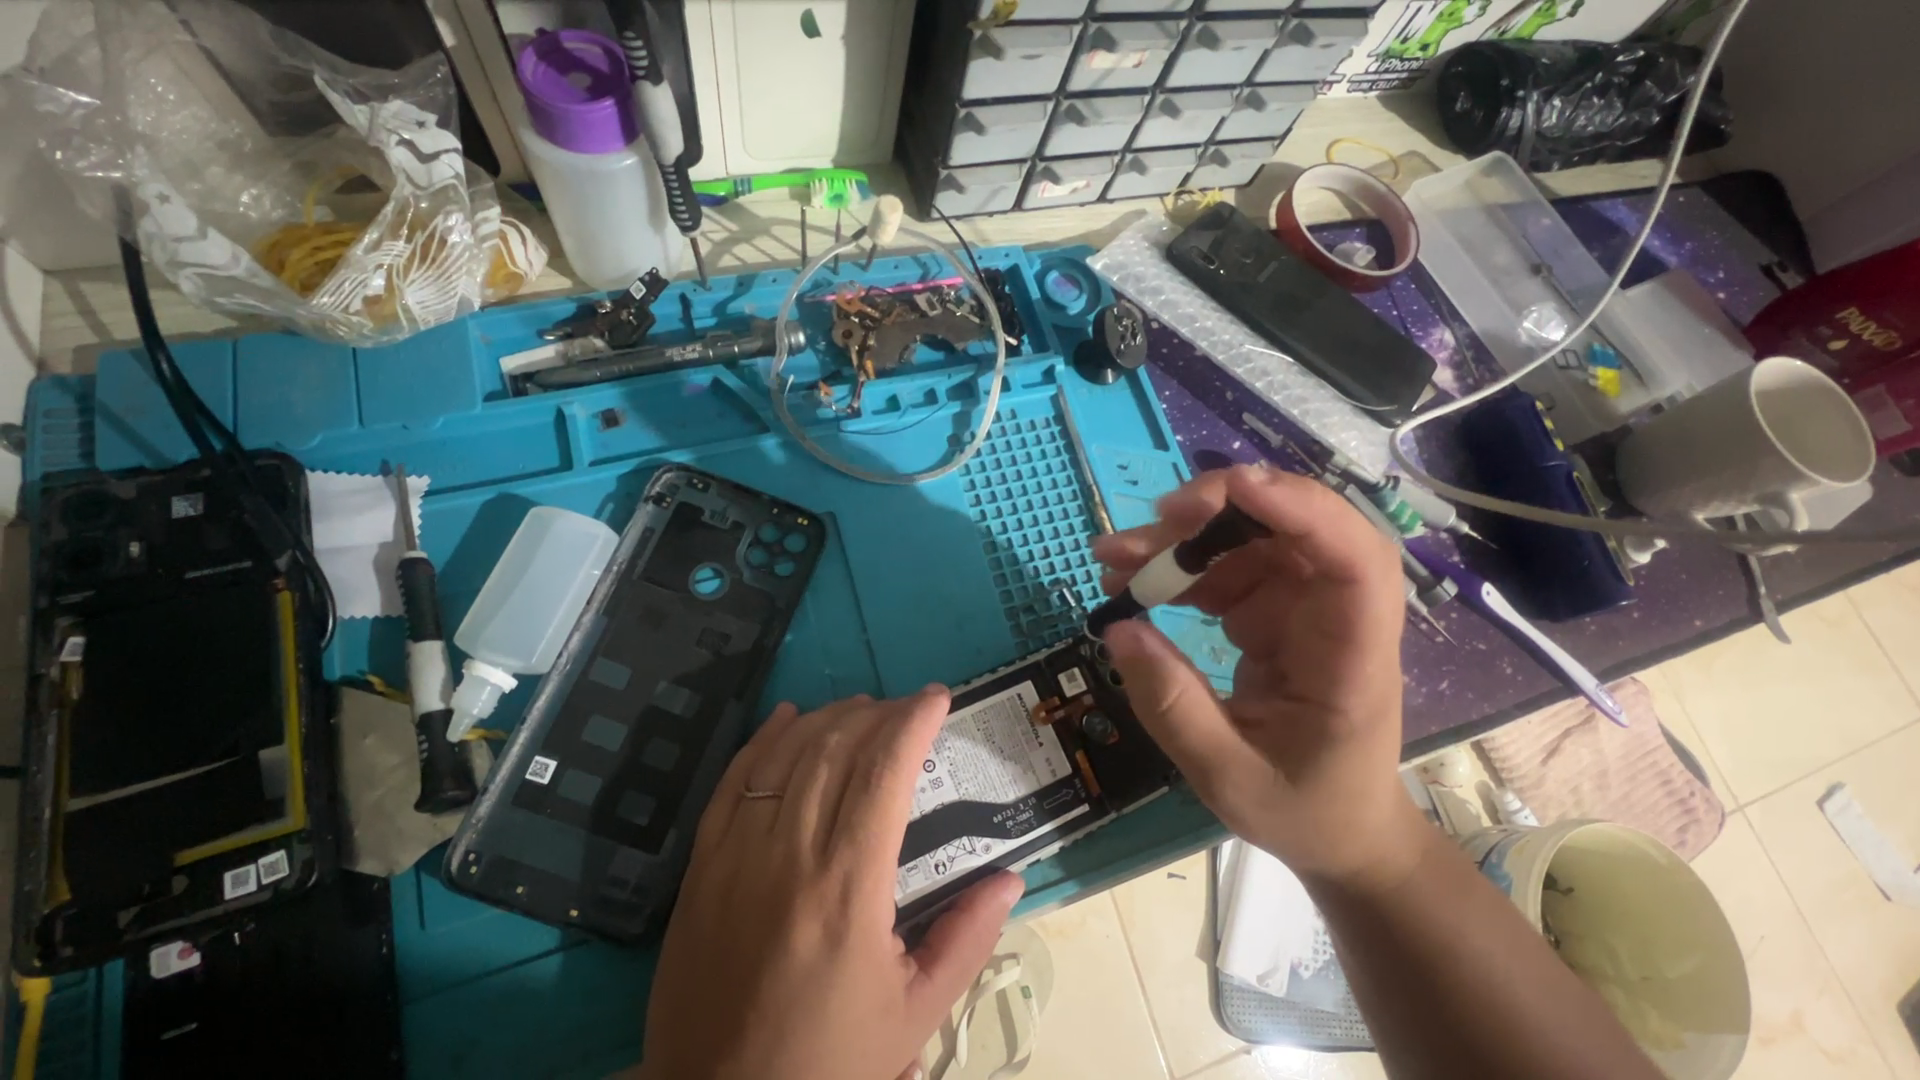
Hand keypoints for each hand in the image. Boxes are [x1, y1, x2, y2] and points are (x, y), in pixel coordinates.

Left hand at [642, 689, 1024, 1079]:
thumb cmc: (827, 1061)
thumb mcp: (914, 1013)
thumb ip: (966, 938)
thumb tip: (1009, 877)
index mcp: (849, 888)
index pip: (884, 773)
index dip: (914, 723)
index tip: (938, 699)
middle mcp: (789, 855)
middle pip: (836, 750)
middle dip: (879, 713)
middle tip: (909, 707)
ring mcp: (736, 856)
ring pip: (785, 756)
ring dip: (828, 719)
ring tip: (863, 708)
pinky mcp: (701, 867)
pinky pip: (731, 782)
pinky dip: (763, 740)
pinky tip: (787, 719)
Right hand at [1092, 465, 1423, 890]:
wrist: (1340, 831)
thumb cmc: (1304, 809)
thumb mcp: (1227, 778)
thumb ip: (1173, 708)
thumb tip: (1119, 630)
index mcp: (1352, 656)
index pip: (1352, 559)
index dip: (1301, 509)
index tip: (1233, 490)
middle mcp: (1336, 614)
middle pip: (1298, 528)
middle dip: (1225, 509)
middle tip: (1156, 519)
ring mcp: (1305, 608)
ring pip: (1251, 539)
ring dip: (1185, 538)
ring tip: (1116, 560)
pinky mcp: (1276, 612)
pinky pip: (1226, 568)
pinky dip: (1178, 568)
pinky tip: (1133, 583)